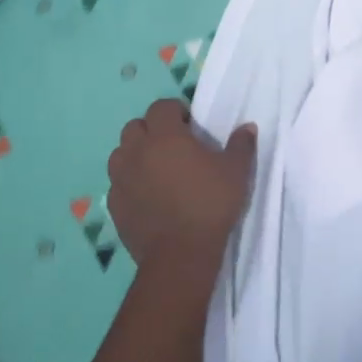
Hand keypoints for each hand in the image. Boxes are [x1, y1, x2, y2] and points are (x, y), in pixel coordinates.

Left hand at [106, 98, 256, 268]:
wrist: (180, 254)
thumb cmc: (210, 203)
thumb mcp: (237, 170)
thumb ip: (241, 144)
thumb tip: (247, 128)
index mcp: (166, 137)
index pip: (160, 107)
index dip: (175, 110)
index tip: (191, 124)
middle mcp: (137, 153)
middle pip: (134, 127)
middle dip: (151, 129)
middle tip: (173, 144)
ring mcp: (121, 181)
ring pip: (120, 154)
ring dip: (135, 154)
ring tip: (157, 168)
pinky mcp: (114, 206)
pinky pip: (117, 183)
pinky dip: (129, 181)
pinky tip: (148, 194)